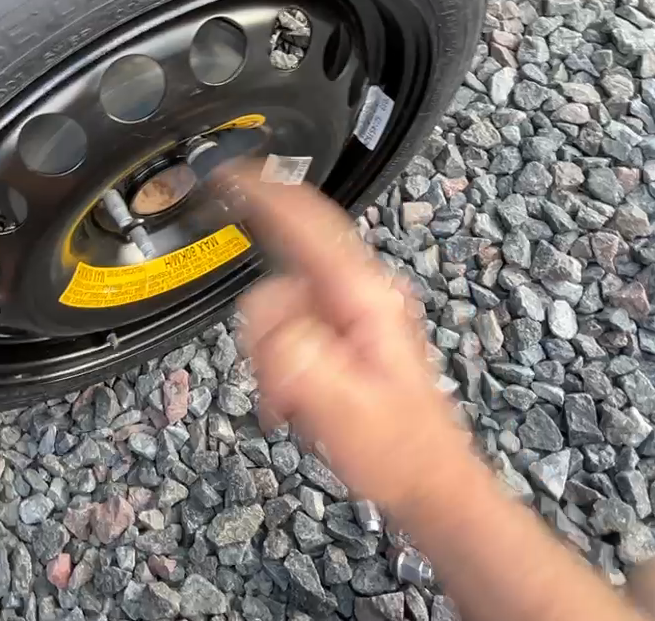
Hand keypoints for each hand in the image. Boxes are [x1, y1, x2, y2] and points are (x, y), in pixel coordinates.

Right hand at [231, 175, 472, 514]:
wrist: (428, 481)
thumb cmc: (400, 449)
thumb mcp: (347, 411)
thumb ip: (300, 358)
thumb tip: (271, 322)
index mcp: (364, 294)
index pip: (308, 218)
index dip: (264, 189)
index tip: (226, 173)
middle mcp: (356, 289)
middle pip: (279, 272)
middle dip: (265, 329)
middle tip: (278, 380)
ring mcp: (346, 307)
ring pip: (274, 303)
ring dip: (270, 354)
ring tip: (296, 398)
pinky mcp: (337, 326)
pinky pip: (282, 325)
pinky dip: (276, 360)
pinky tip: (296, 395)